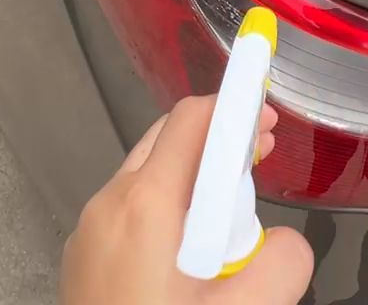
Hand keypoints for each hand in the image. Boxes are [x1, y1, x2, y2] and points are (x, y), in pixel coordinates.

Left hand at [61, 95, 313, 304]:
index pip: (193, 119)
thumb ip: (283, 260)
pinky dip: (167, 209)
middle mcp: (109, 202)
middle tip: (260, 161)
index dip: (236, 107)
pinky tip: (190, 256)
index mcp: (145, 203)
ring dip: (195, 179)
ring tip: (230, 224)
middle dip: (219, 142)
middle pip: (170, 138)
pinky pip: (132, 209)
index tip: (269, 116)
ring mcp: (88, 229)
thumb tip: (286, 241)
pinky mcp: (81, 257)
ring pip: (150, 173)